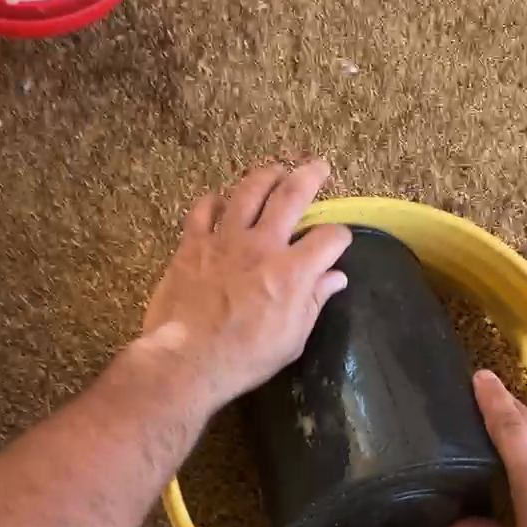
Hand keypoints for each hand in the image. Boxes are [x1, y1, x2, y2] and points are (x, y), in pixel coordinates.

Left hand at [135, 160, 352, 415]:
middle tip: (318, 166)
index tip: (339, 240)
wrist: (186, 360)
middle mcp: (262, 245)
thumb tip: (336, 277)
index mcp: (293, 271)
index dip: (340, 236)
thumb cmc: (245, 357)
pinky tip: (219, 199)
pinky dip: (213, 201)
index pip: (329, 238)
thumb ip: (315, 301)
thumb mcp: (292, 338)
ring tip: (275, 170)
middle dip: (310, 177)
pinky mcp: (192, 244)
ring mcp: (224, 239)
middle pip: (291, 196)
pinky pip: (202, 210)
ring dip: (265, 176)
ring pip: (248, 192)